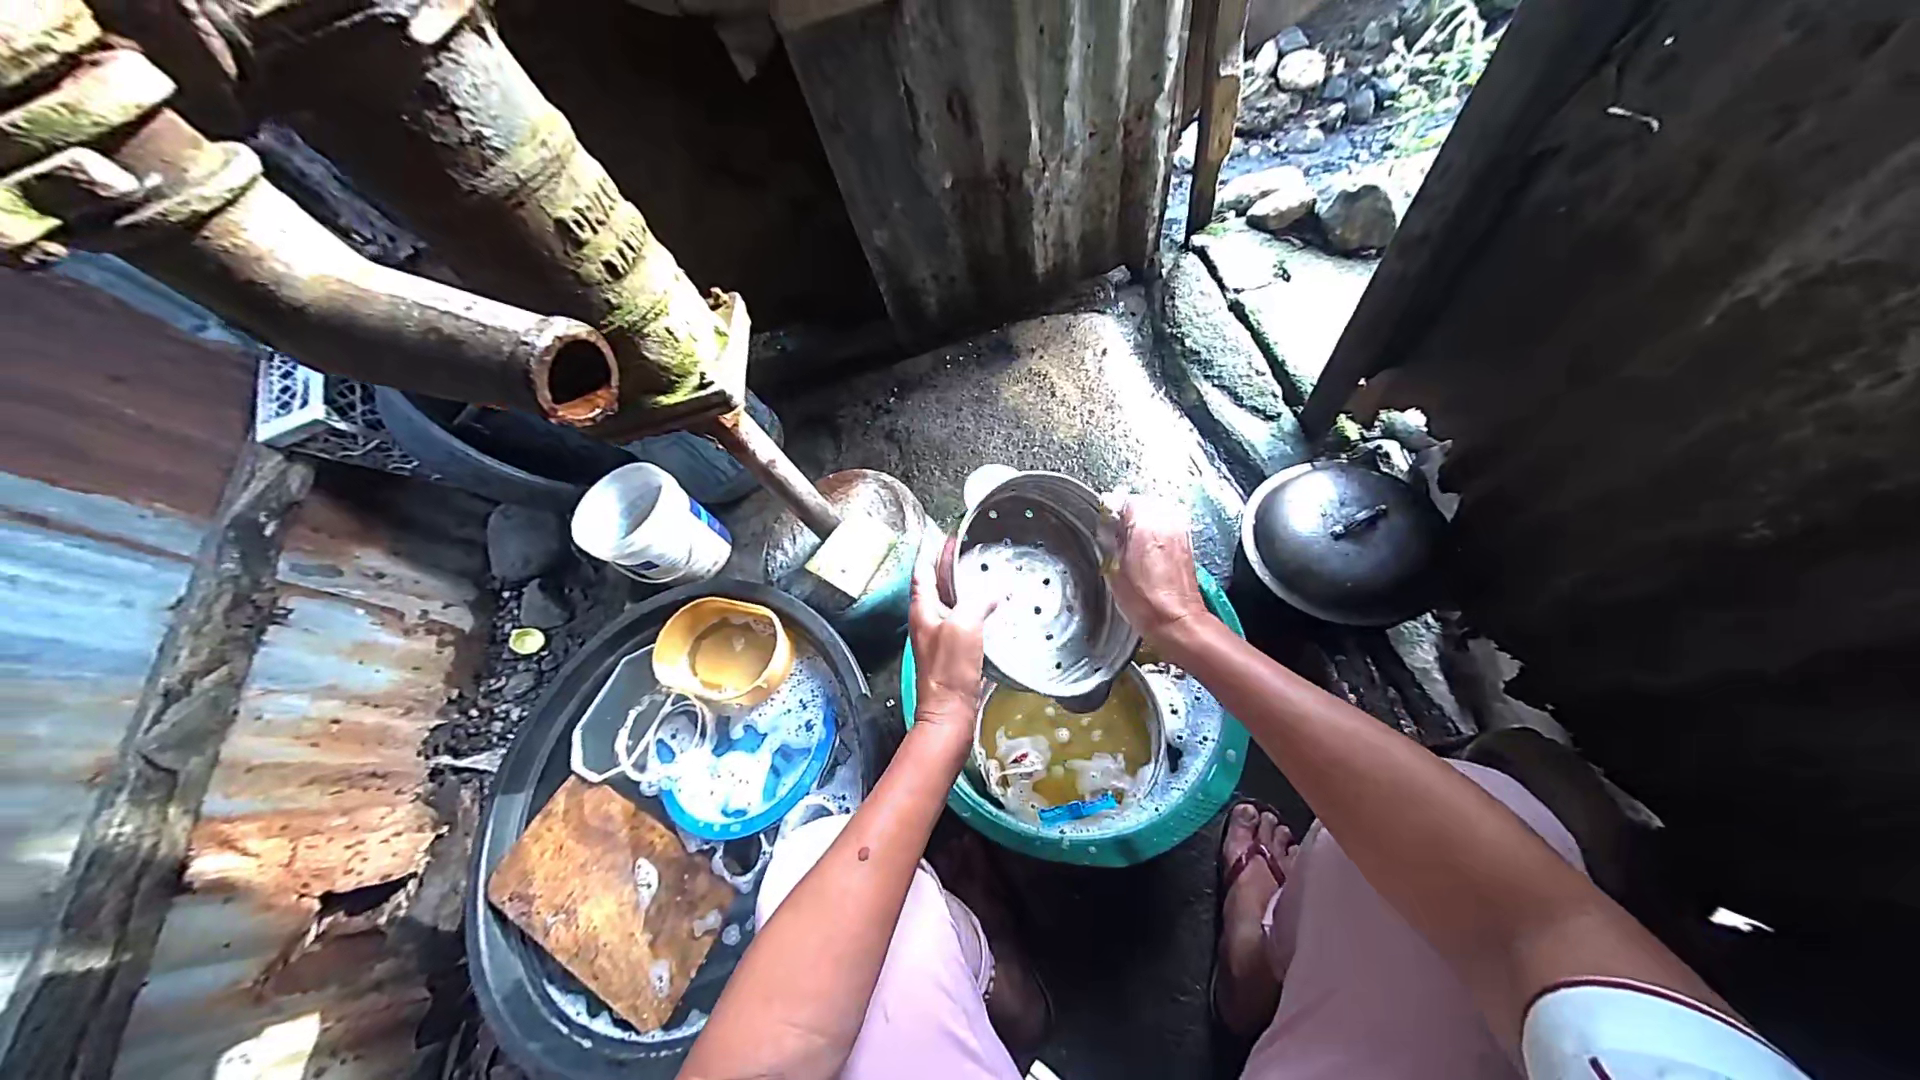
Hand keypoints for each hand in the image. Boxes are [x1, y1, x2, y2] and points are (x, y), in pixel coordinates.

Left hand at [909, 534, 996, 762]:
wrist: (950, 714)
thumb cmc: (948, 672)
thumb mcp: (963, 626)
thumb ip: (976, 602)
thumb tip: (992, 591)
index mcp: (923, 609)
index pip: (923, 570)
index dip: (931, 550)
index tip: (941, 534)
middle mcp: (929, 620)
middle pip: (937, 583)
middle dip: (949, 563)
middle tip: (965, 546)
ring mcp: (942, 635)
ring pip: (952, 600)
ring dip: (964, 584)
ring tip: (981, 570)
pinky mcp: (956, 651)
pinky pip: (965, 619)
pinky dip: (976, 607)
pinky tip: (991, 607)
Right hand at [1101, 494, 1211, 653]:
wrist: (1177, 621)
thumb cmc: (1146, 602)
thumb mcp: (1113, 571)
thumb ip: (1109, 541)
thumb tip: (1107, 527)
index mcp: (1144, 525)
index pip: (1123, 500)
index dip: (1110, 513)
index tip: (1104, 526)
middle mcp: (1166, 522)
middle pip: (1142, 503)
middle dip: (1127, 515)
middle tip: (1115, 536)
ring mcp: (1179, 532)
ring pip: (1156, 512)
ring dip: (1143, 522)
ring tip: (1131, 544)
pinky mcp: (1186, 543)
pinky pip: (1167, 525)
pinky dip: (1155, 532)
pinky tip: (1147, 551)